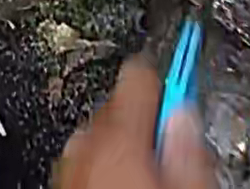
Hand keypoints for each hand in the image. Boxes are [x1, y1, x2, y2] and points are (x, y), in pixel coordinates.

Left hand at [53, 56, 213, 188]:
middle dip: (149, 124)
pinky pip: (87, 160)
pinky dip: (105, 170)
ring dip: (127, 149)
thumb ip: (190, 151)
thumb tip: (188, 115)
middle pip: (124, 103)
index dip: (169, 77)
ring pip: (104, 133)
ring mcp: (68, 163)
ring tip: (149, 186)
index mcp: (121, 133)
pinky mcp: (59, 183)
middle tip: (175, 162)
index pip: (143, 72)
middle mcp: (86, 138)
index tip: (184, 85)